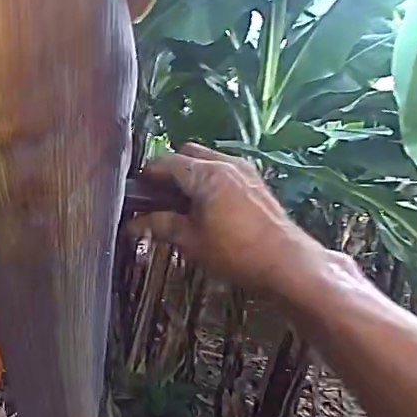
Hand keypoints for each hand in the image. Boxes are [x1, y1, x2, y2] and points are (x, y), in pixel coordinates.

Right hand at [124, 143, 327, 295]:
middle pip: (187, 154)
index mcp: (206, 174)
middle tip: (155, 199)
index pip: (166, 162)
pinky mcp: (255, 183)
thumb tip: (131, 225)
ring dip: (188, 175)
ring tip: (178, 205)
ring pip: (206, 160)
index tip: (135, 194)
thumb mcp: (189, 240)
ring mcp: (244, 171)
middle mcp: (226, 164)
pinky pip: (223, 170)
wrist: (285, 263)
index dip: (146, 176)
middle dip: (168, 171)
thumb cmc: (235, 252)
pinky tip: (202, 208)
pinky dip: (207, 181)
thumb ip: (158, 226)